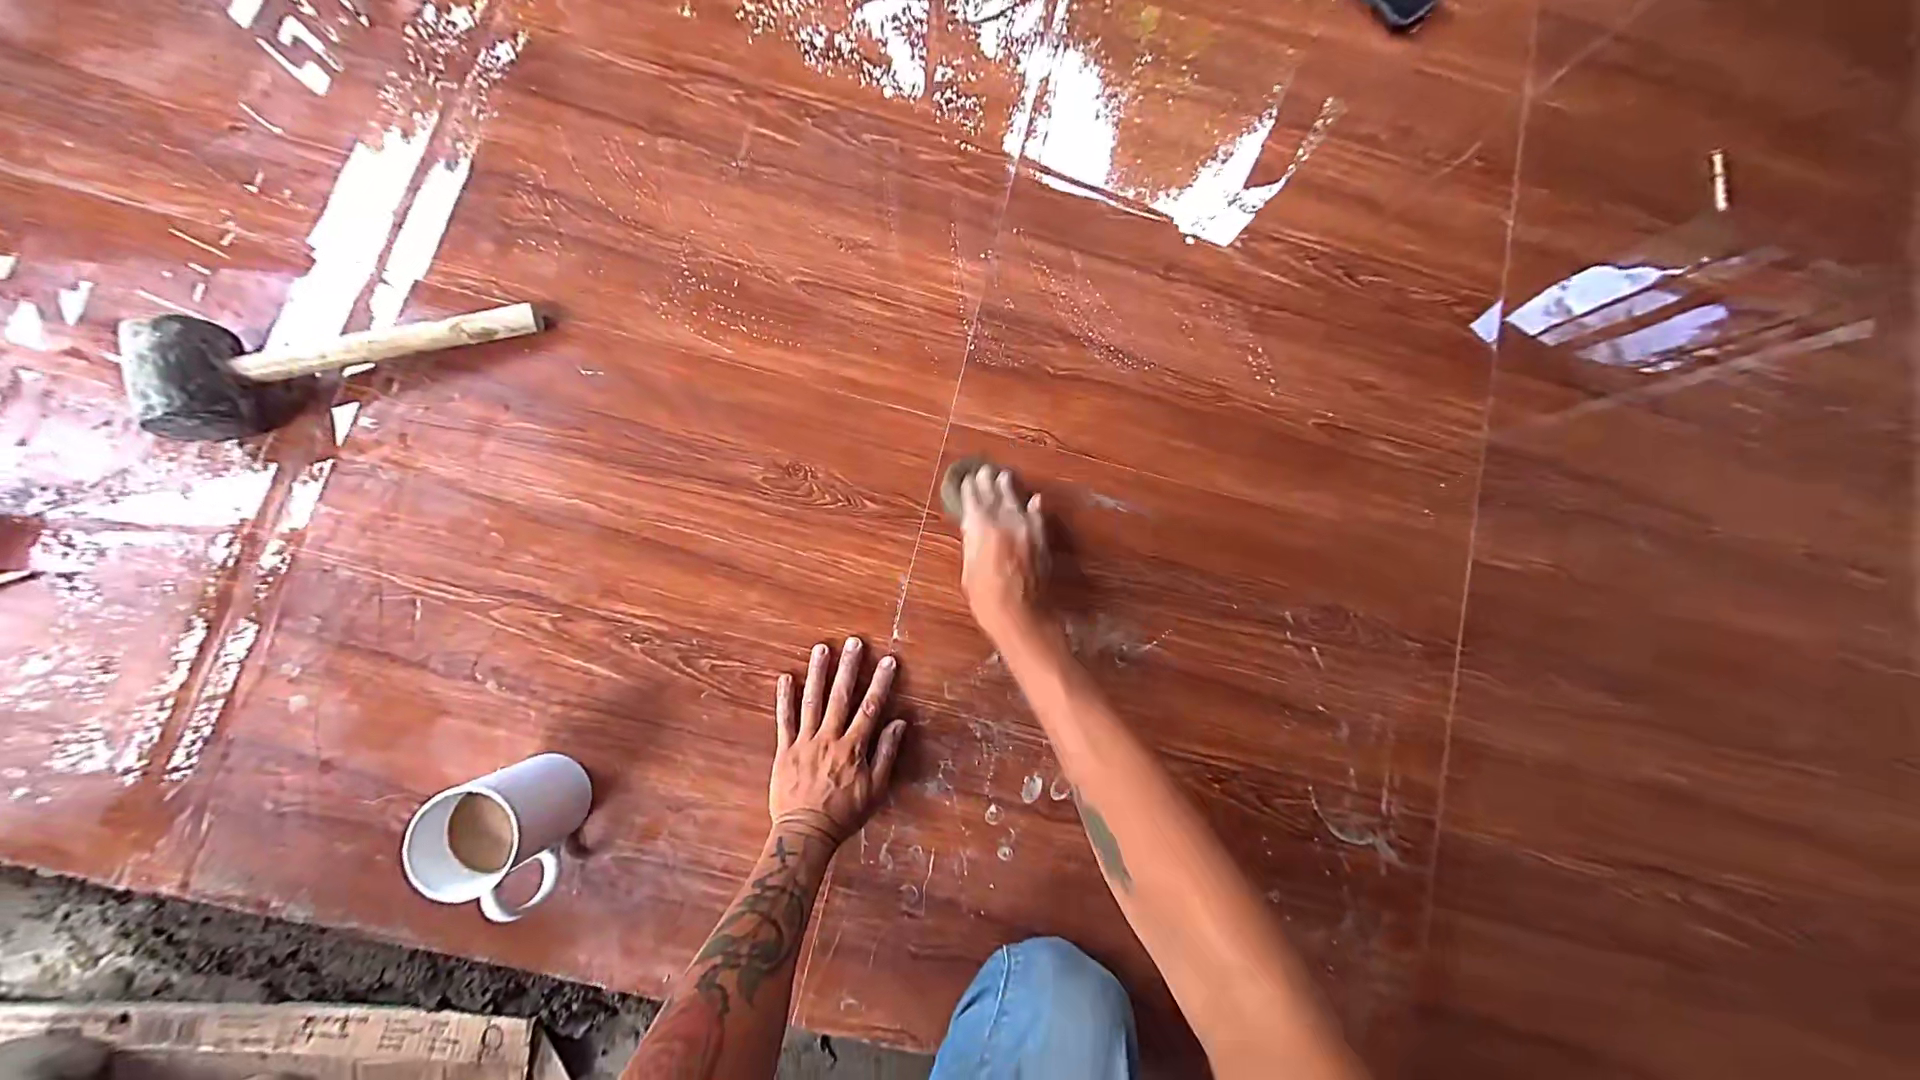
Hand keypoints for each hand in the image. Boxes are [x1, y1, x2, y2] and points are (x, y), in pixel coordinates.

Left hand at [770, 637, 907, 844]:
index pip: (870, 708)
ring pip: (811, 701)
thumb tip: (899, 722)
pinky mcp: (785, 750)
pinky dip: (784, 698)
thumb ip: (886, 753)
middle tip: (854, 642)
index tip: (888, 661)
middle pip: (840, 696)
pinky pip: (784, 720)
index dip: (880, 683)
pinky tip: (785, 677)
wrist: (805, 834)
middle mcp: (829, 738)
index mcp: (853, 748)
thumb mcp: (876, 789)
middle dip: (849, 667)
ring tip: (822, 648)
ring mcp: (805, 742)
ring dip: (818, 673)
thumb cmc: (844, 814)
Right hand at [958, 464, 1047, 637]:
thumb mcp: (969, 569)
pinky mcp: (1040, 542)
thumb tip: (974, 528)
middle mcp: (1005, 523)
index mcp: (982, 529)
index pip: (975, 501)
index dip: (970, 490)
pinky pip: (1038, 518)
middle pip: (996, 496)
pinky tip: (1035, 499)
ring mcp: (1026, 531)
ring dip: (1010, 489)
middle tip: (985, 470)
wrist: (1019, 614)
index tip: (968, 479)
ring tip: (1005, 476)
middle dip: (989, 483)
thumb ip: (973, 543)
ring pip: (1017, 503)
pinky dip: (1035, 508)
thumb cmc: (986, 598)